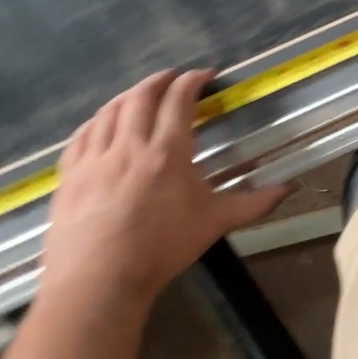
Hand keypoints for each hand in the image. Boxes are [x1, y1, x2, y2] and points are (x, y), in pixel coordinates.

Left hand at [43, 70, 287, 304]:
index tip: (205, 75)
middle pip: (140, 97)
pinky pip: (80, 138)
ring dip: (126, 96)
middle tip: (173, 77)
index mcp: (168, 153)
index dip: (193, 81)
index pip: (179, 100)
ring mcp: (93, 162)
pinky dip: (95, 122)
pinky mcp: (69, 179)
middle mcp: (129, 147)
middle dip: (159, 81)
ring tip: (140, 94)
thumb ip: (254, 202)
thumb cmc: (162, 248)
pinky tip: (101, 124)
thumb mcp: (215, 222)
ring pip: (107, 113)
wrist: (97, 283)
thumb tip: (288, 189)